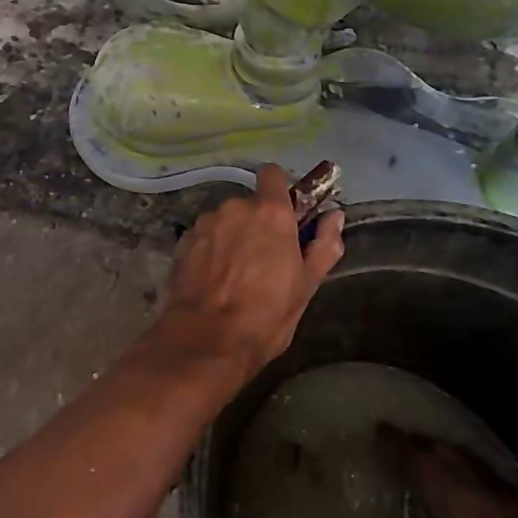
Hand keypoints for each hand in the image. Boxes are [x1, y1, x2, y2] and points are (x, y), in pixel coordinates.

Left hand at [144, 165, 345, 384]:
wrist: (206, 342)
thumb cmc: (266, 314)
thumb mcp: (306, 285)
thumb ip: (323, 244)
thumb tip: (334, 216)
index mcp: (270, 212)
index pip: (273, 175)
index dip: (279, 191)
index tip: (285, 215)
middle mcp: (235, 207)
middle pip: (249, 204)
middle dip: (255, 223)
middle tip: (263, 258)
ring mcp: (205, 223)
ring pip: (224, 221)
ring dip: (231, 237)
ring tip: (234, 274)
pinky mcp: (182, 242)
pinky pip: (204, 237)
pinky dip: (210, 251)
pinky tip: (212, 281)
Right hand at [376, 423, 517, 517]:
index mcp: (426, 470)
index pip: (397, 444)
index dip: (384, 437)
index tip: (374, 431)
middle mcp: (446, 456)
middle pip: (421, 439)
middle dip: (408, 441)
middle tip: (396, 448)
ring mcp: (472, 459)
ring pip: (444, 445)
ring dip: (432, 450)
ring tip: (424, 458)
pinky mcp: (493, 470)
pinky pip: (463, 457)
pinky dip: (454, 462)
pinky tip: (456, 474)